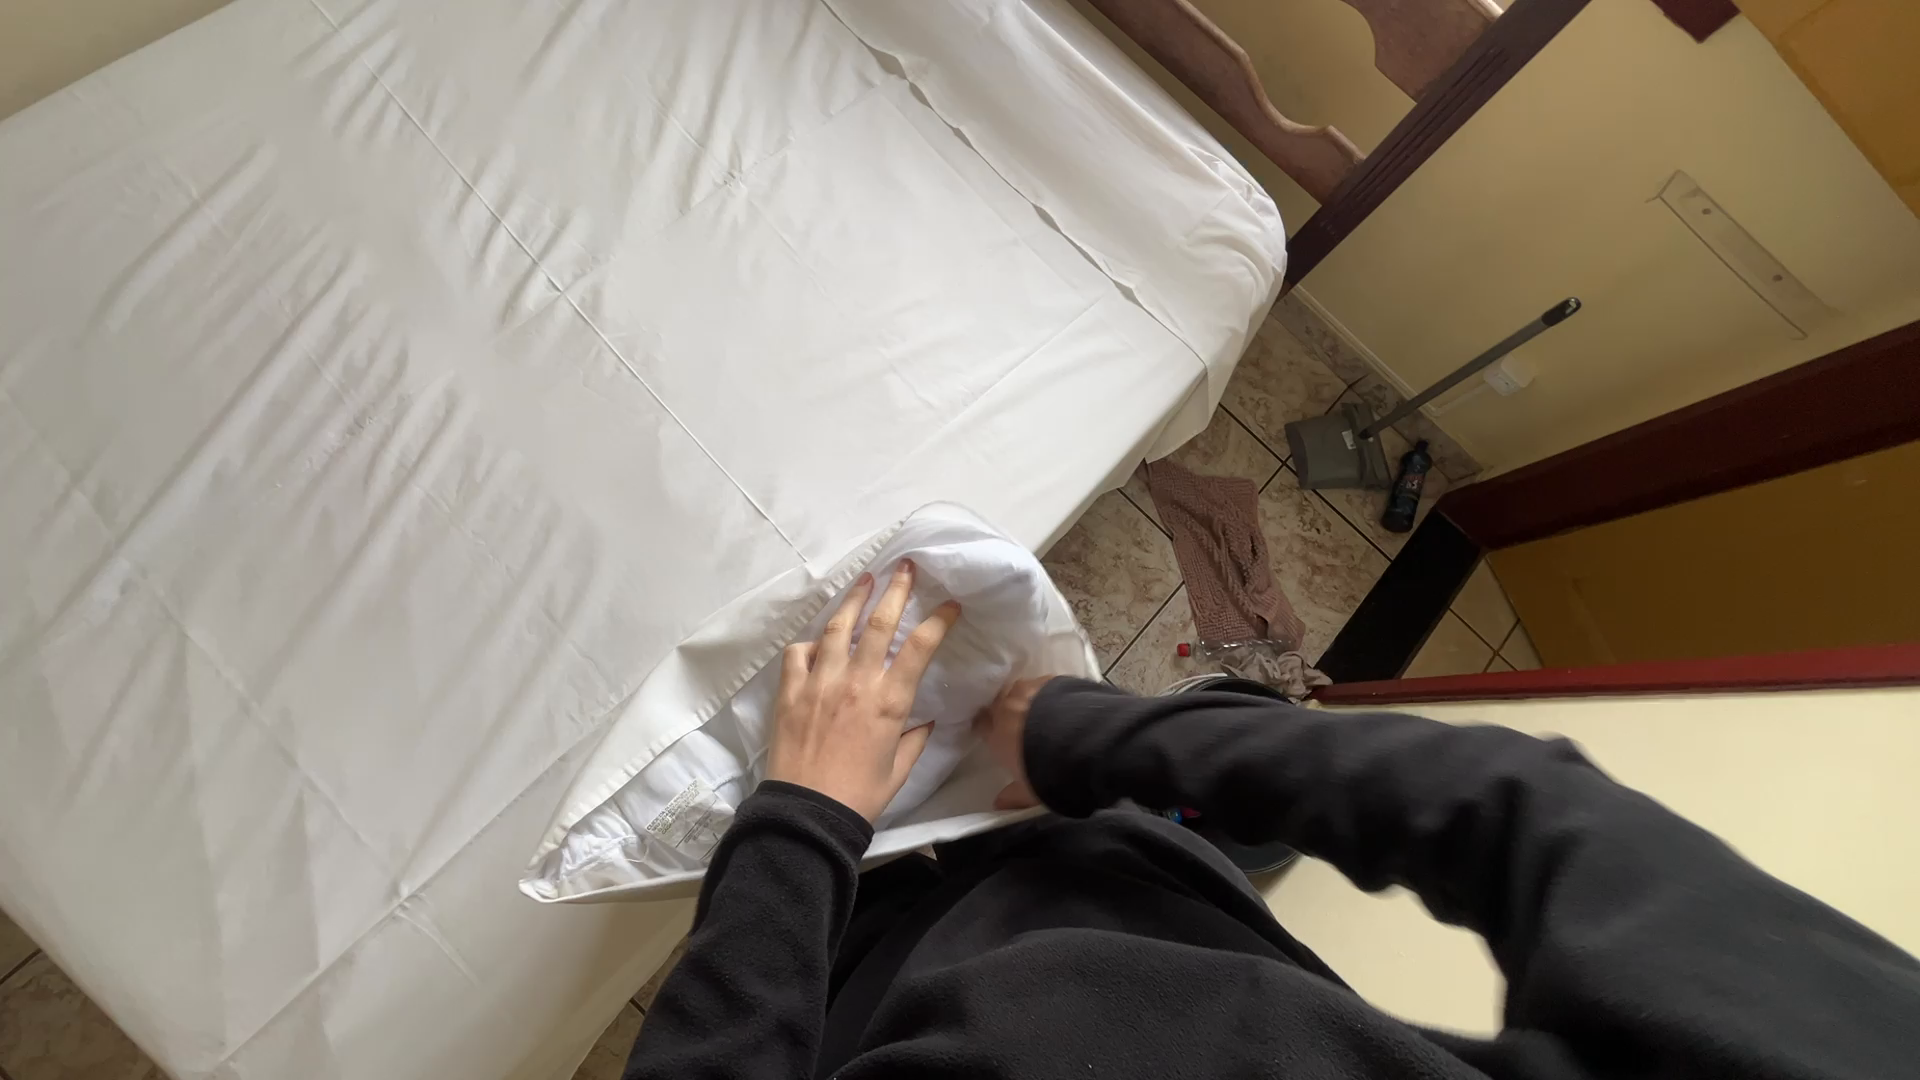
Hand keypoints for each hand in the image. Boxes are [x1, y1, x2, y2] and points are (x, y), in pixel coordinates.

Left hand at [766, 560, 961, 822]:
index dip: (938, 621)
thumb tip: (924, 720)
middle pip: (880, 623)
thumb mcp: (899, 769)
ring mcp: (819, 682)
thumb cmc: (860, 796)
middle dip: (896, 590)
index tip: (949, 605)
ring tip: (865, 580)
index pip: (920, 647)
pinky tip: (818, 640)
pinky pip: (798, 653)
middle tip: (904, 567)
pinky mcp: (790, 692)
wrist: (806, 815)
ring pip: (838, 628)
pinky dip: (810, 642)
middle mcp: (856, 682)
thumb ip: (915, 739)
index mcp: (889, 701)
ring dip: (854, 600)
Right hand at [973, 676, 1053, 809]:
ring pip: (1021, 690)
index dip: (986, 726)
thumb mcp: (1030, 791)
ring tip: (1042, 711)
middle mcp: (1008, 706)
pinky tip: (1062, 704)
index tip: (992, 731)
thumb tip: (998, 804)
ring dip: (1027, 700)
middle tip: (1017, 721)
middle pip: (999, 703)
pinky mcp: (1053, 680)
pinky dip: (1049, 694)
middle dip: (1005, 710)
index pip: (981, 724)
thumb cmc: (1047, 770)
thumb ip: (1013, 795)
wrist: (1081, 741)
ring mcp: (1030, 690)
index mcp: (997, 733)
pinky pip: (1045, 686)